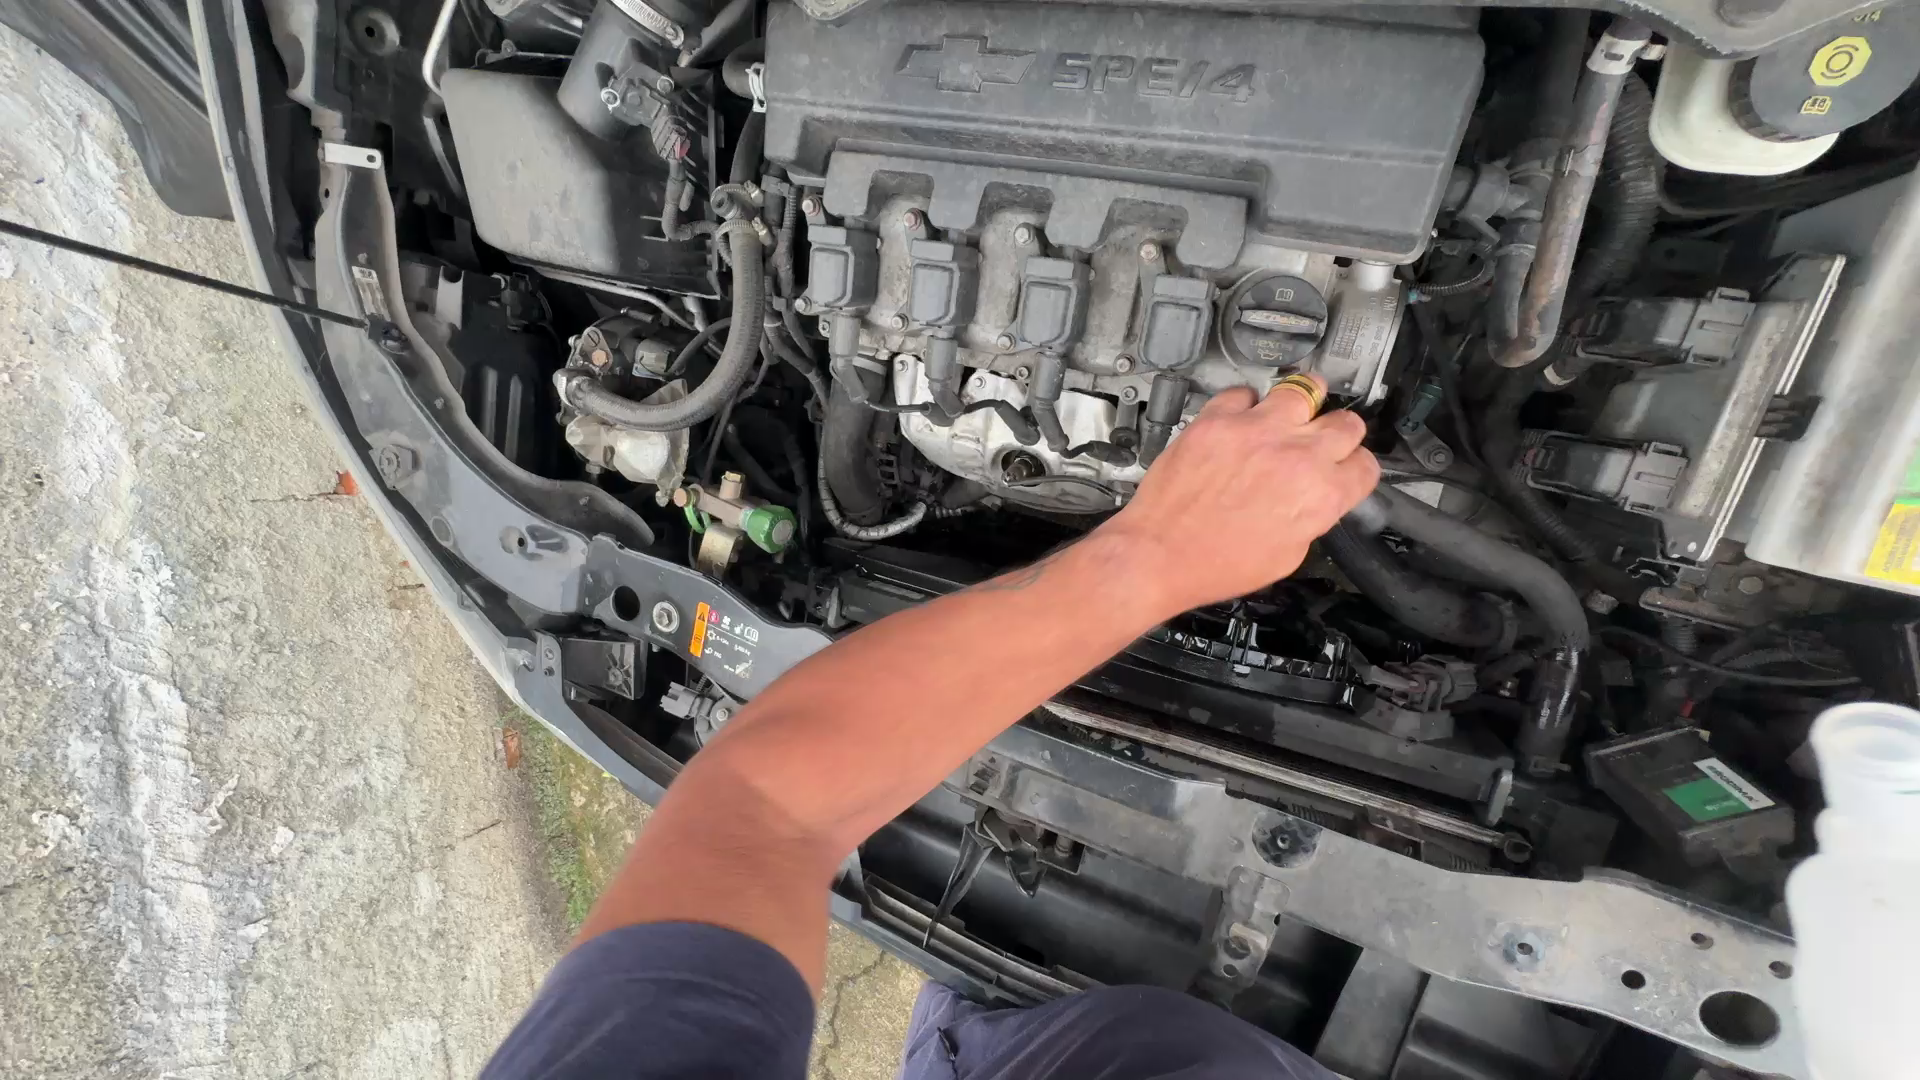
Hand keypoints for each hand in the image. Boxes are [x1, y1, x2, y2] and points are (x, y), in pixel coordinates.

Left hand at [1098, 375, 1378, 614]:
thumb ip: (1311, 517)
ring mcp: (1254, 430)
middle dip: (1336, 433)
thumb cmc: (1214, 564)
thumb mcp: (1287, 556)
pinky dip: (1245, 404)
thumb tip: (1315, 499)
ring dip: (1300, 404)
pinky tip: (1240, 421)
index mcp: (1321, 495)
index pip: (1365, 465)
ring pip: (1303, 390)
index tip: (1342, 469)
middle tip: (1317, 441)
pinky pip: (1243, 393)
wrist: (1158, 554)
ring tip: (1289, 415)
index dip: (1354, 469)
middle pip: (1345, 422)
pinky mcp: (1215, 420)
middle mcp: (1295, 454)